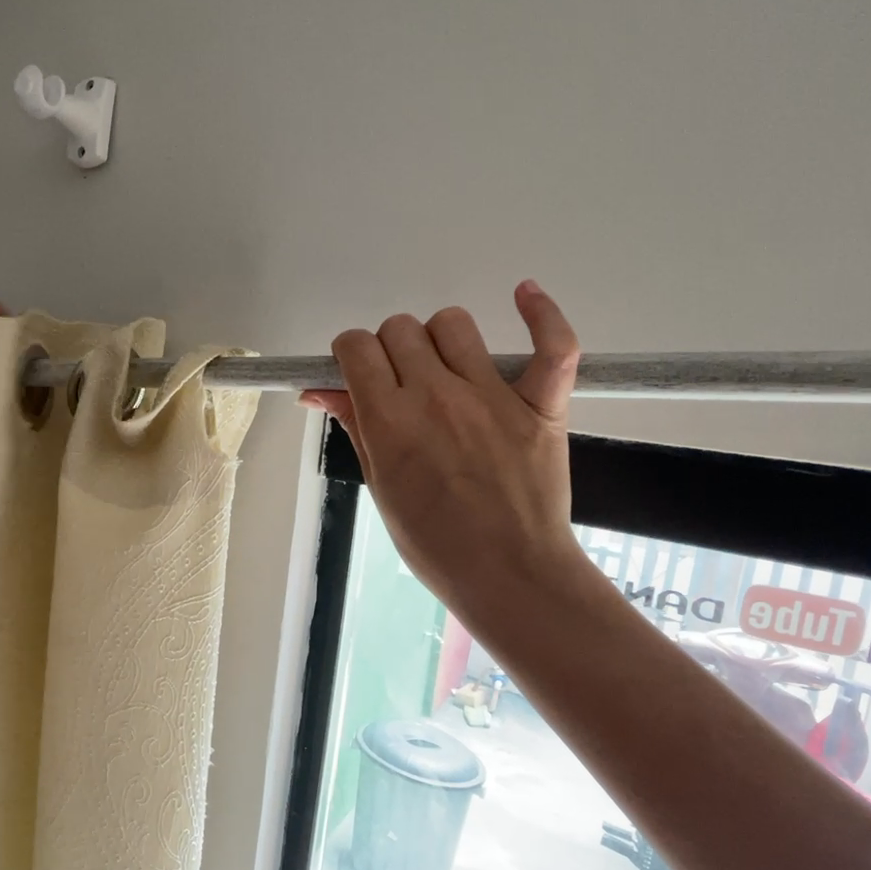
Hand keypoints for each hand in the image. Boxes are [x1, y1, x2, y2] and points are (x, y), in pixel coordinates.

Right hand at [301, 280, 587, 607]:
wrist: (509, 574)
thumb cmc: (433, 539)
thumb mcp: (378, 482)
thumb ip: (355, 426)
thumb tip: (318, 391)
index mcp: (389, 420)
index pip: (356, 346)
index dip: (350, 353)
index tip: (356, 371)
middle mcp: (435, 396)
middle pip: (399, 329)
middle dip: (389, 349)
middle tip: (398, 382)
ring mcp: (492, 396)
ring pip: (453, 325)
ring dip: (439, 339)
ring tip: (445, 369)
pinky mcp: (542, 404)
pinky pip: (552, 344)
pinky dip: (541, 314)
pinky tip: (525, 295)